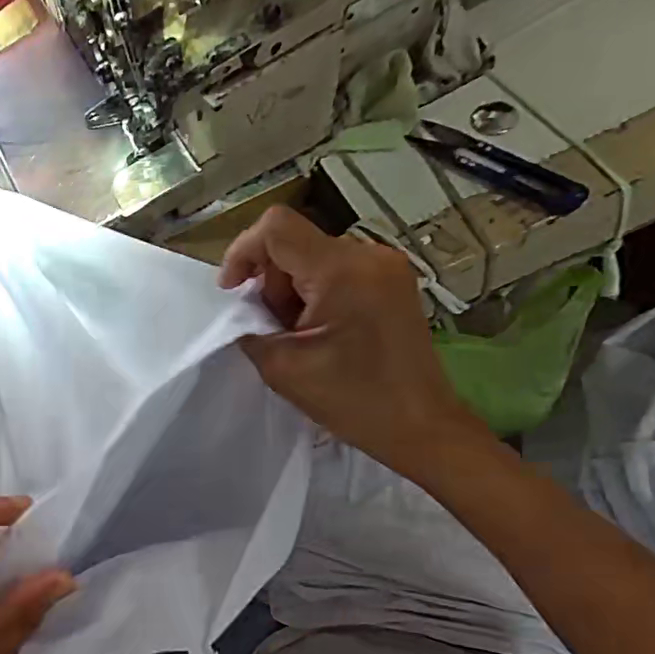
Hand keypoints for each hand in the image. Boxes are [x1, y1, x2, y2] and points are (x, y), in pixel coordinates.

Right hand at [219, 206, 488, 478]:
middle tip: (275, 327)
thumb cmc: (352, 399)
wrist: (420, 426)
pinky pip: (334, 269)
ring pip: (310, 256)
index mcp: (342, 271)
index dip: (241, 252)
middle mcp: (369, 255)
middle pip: (292, 243)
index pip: (275, 227)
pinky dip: (314, 292)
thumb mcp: (280, 364)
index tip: (234, 292)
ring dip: (291, 289)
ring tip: (300, 334)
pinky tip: (320, 329)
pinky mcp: (391, 280)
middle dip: (269, 281)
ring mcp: (386, 266)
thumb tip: (243, 306)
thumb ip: (249, 324)